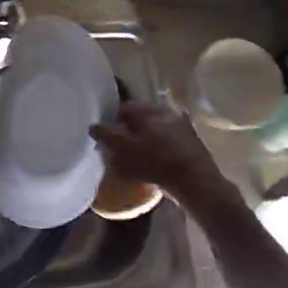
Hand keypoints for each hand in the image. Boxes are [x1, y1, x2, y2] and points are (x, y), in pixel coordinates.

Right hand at [91, 102, 236, 208]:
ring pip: (156, 129)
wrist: (194, 180)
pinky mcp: (192, 143)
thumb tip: (93, 126)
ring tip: (137, 156)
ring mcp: (183, 127)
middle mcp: (167, 112)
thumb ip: (107, 136)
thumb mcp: (125, 149)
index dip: (114, 119)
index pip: (126, 107)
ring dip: (146, 139)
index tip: (107, 134)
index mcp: (150, 111)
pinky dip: (159, 148)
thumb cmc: (155, 162)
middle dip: (130, 129)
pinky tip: (155, 163)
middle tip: (120, 146)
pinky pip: (169, 142)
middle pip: (142, 118)